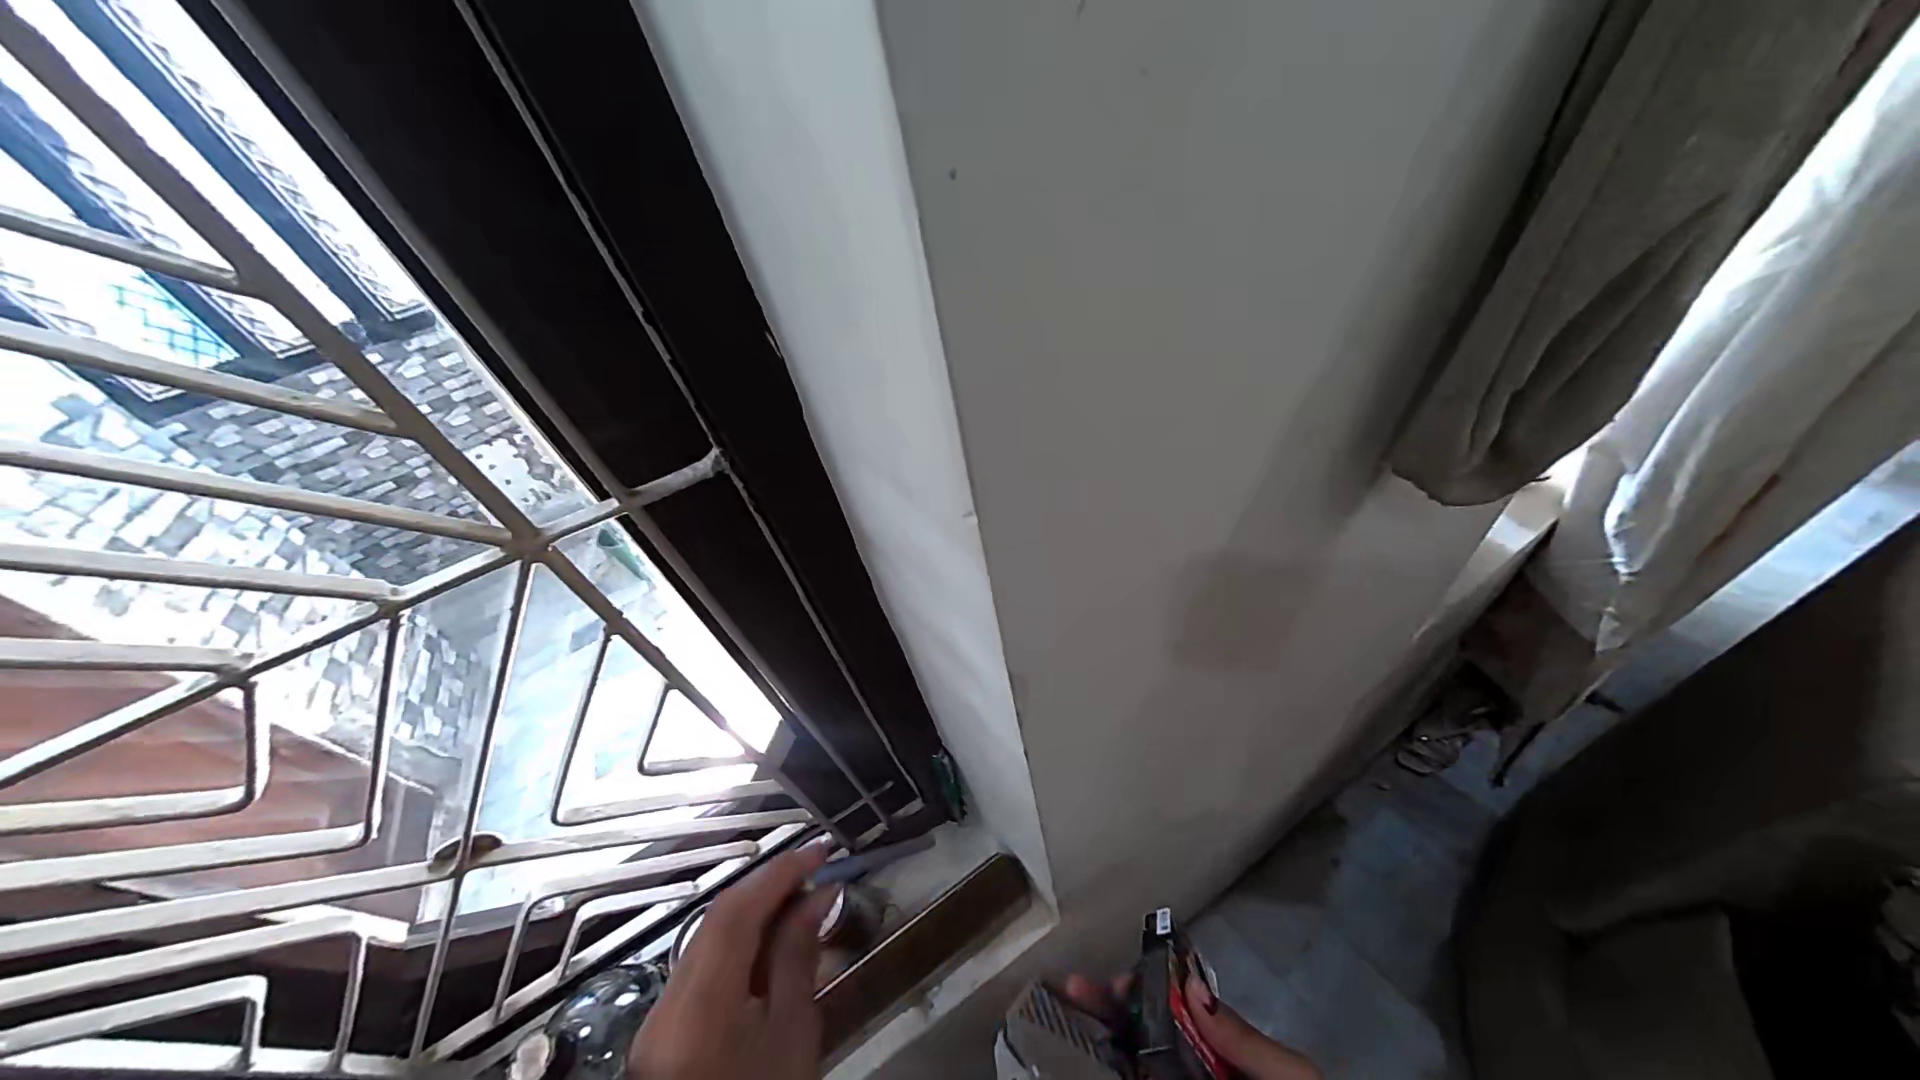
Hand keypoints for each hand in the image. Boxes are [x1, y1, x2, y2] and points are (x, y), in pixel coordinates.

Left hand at [628, 843, 839, 1079]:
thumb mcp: (792, 1035)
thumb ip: (798, 958)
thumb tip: (816, 898)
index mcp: (701, 1003)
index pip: (737, 910)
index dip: (779, 871)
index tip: (819, 851)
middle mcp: (669, 1000)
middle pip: (717, 919)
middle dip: (768, 886)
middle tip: (814, 871)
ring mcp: (661, 1014)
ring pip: (708, 938)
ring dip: (755, 911)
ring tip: (801, 901)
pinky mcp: (664, 1027)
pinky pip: (704, 964)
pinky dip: (739, 942)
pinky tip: (771, 942)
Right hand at [1062, 972, 1321, 1079]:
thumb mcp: (1289, 1075)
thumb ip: (1243, 1037)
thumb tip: (1193, 986)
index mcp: (1221, 1047)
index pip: (1174, 1009)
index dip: (1142, 989)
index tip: (1115, 982)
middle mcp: (1196, 1066)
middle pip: (1144, 1031)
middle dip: (1108, 1008)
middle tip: (1074, 988)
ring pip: (1136, 1061)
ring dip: (1105, 1039)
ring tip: (1073, 1021)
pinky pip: (1139, 1079)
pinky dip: (1117, 1067)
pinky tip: (1098, 1059)